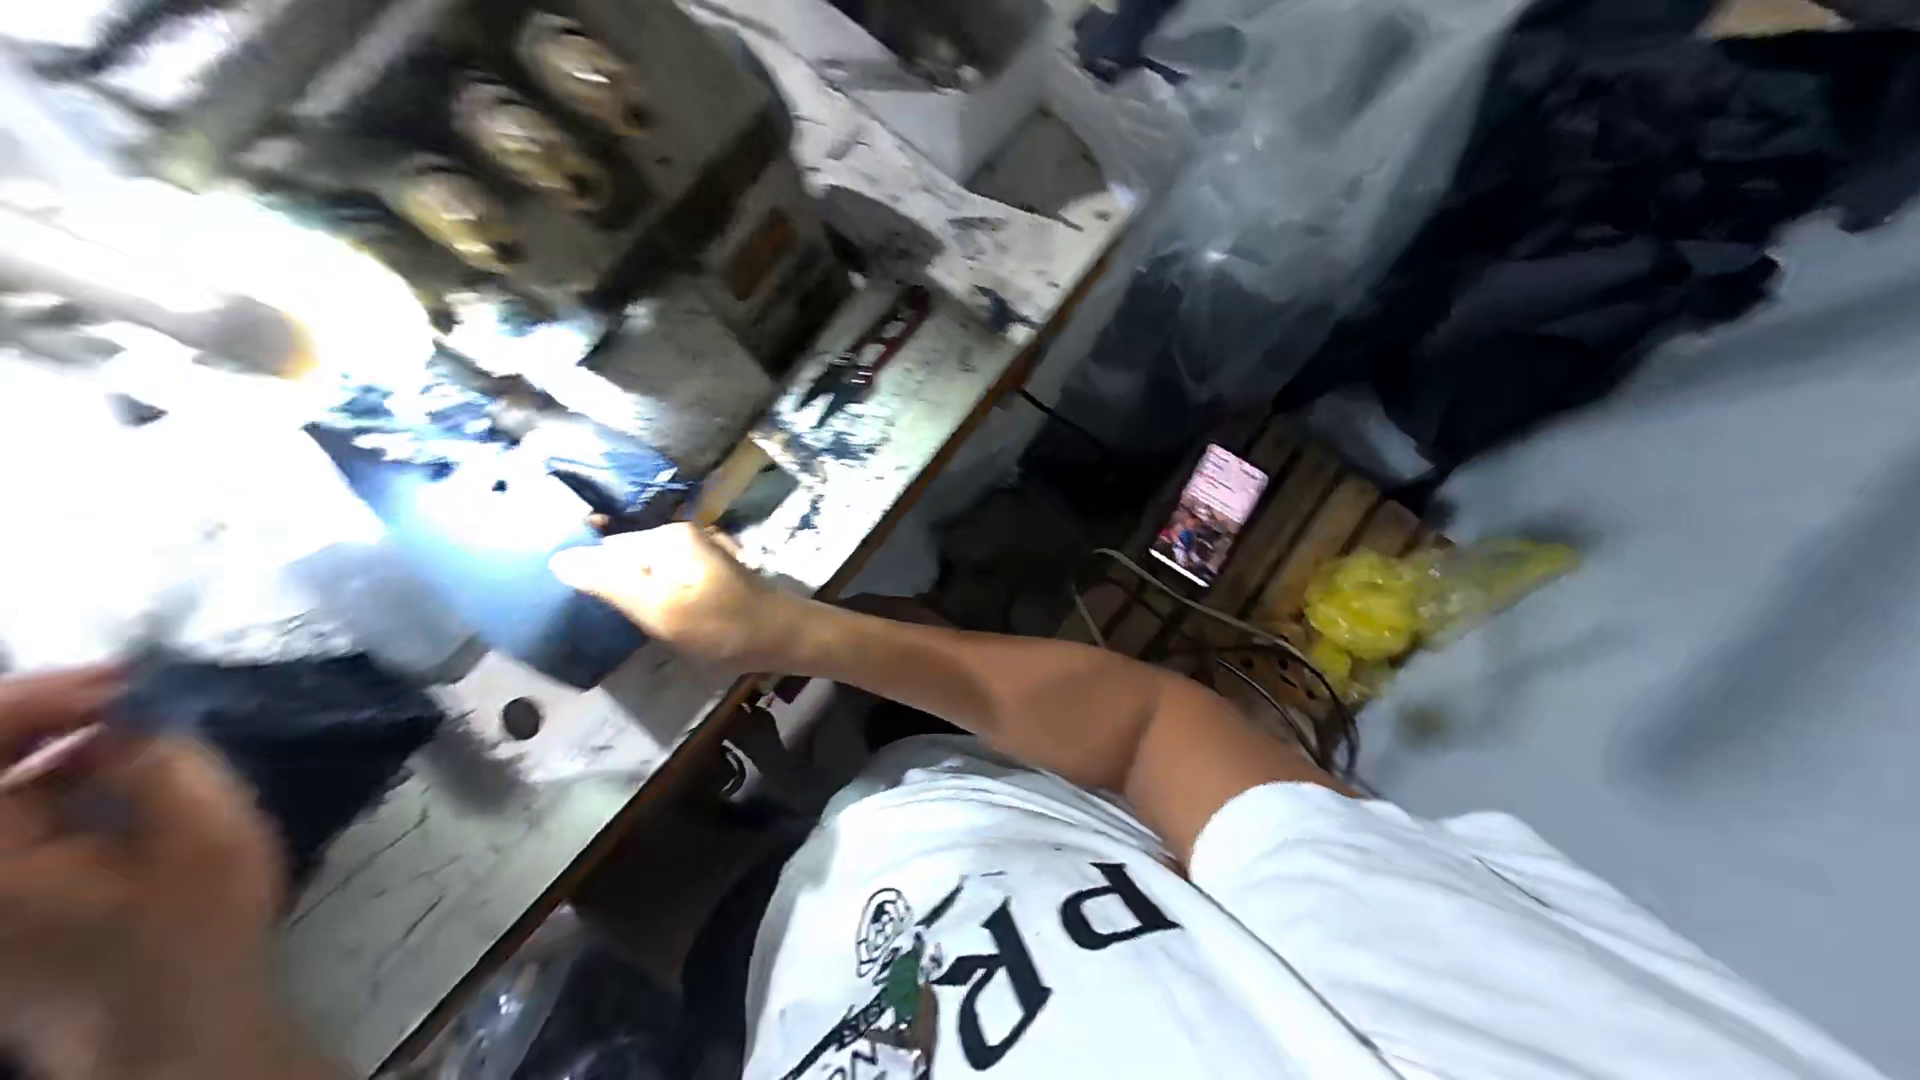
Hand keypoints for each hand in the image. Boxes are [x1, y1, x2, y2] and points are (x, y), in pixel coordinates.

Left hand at [0, 667, 319, 1079]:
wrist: (167, 1021)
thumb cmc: (192, 927)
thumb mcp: (208, 834)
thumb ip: (168, 764)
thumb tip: (129, 717)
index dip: (35, 698)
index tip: (126, 677)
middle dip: (35, 712)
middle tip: (125, 689)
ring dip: (40, 741)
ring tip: (124, 717)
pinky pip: (6, 811)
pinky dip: (44, 775)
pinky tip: (106, 762)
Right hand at [551, 522, 803, 670]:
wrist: (784, 637)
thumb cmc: (722, 625)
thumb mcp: (660, 608)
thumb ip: (609, 582)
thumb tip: (558, 559)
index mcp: (668, 536)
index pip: (605, 550)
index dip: (592, 580)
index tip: (585, 611)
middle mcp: (681, 536)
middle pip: (625, 560)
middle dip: (616, 589)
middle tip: (616, 623)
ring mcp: (697, 553)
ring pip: (645, 574)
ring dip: (638, 599)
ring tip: (637, 625)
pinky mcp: (707, 573)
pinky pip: (666, 583)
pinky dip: (659, 601)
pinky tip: (663, 622)